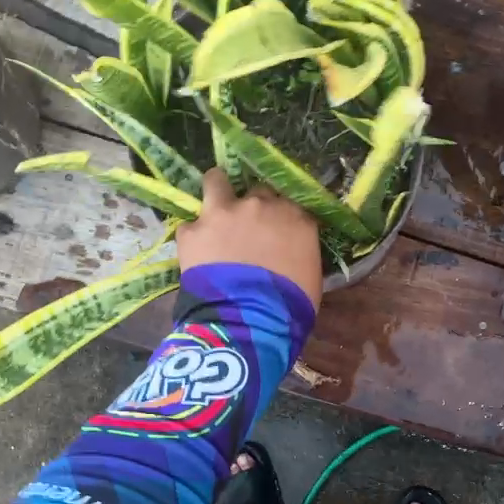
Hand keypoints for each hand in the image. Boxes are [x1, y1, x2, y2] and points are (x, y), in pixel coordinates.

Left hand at [177, 168, 322, 310]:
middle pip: (258, 190)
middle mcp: (260, 204)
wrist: (251, 322)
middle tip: (251, 227)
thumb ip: (303, 252)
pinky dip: (195, 238)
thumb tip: (293, 251)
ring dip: (218, 191)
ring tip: (215, 209)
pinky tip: (197, 253)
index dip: (285, 215)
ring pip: (216, 181)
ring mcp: (224, 212)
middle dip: (255, 205)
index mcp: (295, 217)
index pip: (292, 202)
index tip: (282, 229)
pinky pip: (191, 227)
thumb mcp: (312, 276)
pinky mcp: (194, 230)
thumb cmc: (292, 307)